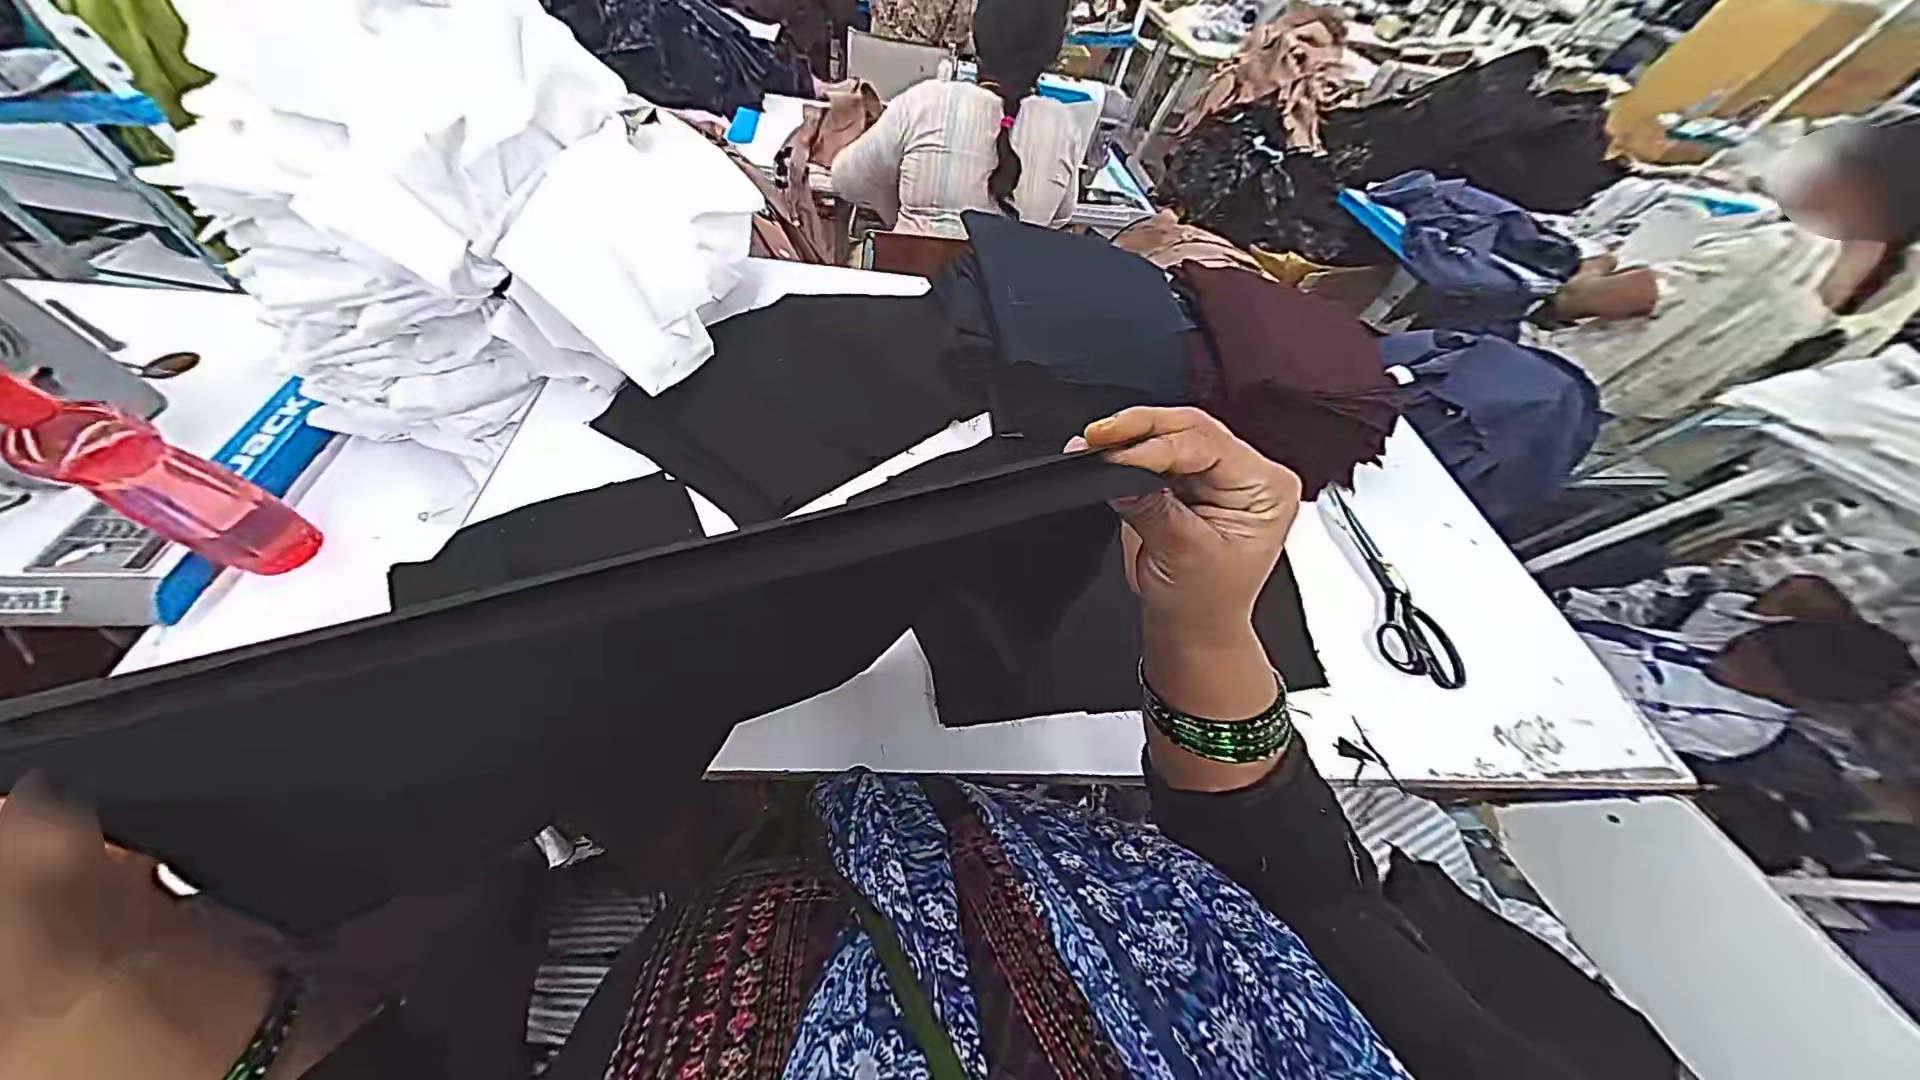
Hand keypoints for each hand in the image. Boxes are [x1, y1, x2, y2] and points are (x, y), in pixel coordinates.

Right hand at [1071, 406, 1302, 645]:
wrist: (1191, 628)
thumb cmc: (1205, 603)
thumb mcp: (1183, 553)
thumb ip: (1151, 506)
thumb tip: (1118, 470)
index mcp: (1264, 488)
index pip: (1207, 446)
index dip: (1155, 447)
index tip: (1114, 456)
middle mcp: (1243, 474)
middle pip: (1190, 428)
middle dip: (1140, 429)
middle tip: (1099, 435)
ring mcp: (1212, 476)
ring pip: (1169, 435)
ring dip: (1129, 438)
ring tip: (1094, 442)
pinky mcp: (1182, 482)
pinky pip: (1152, 455)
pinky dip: (1124, 453)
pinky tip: (1101, 452)